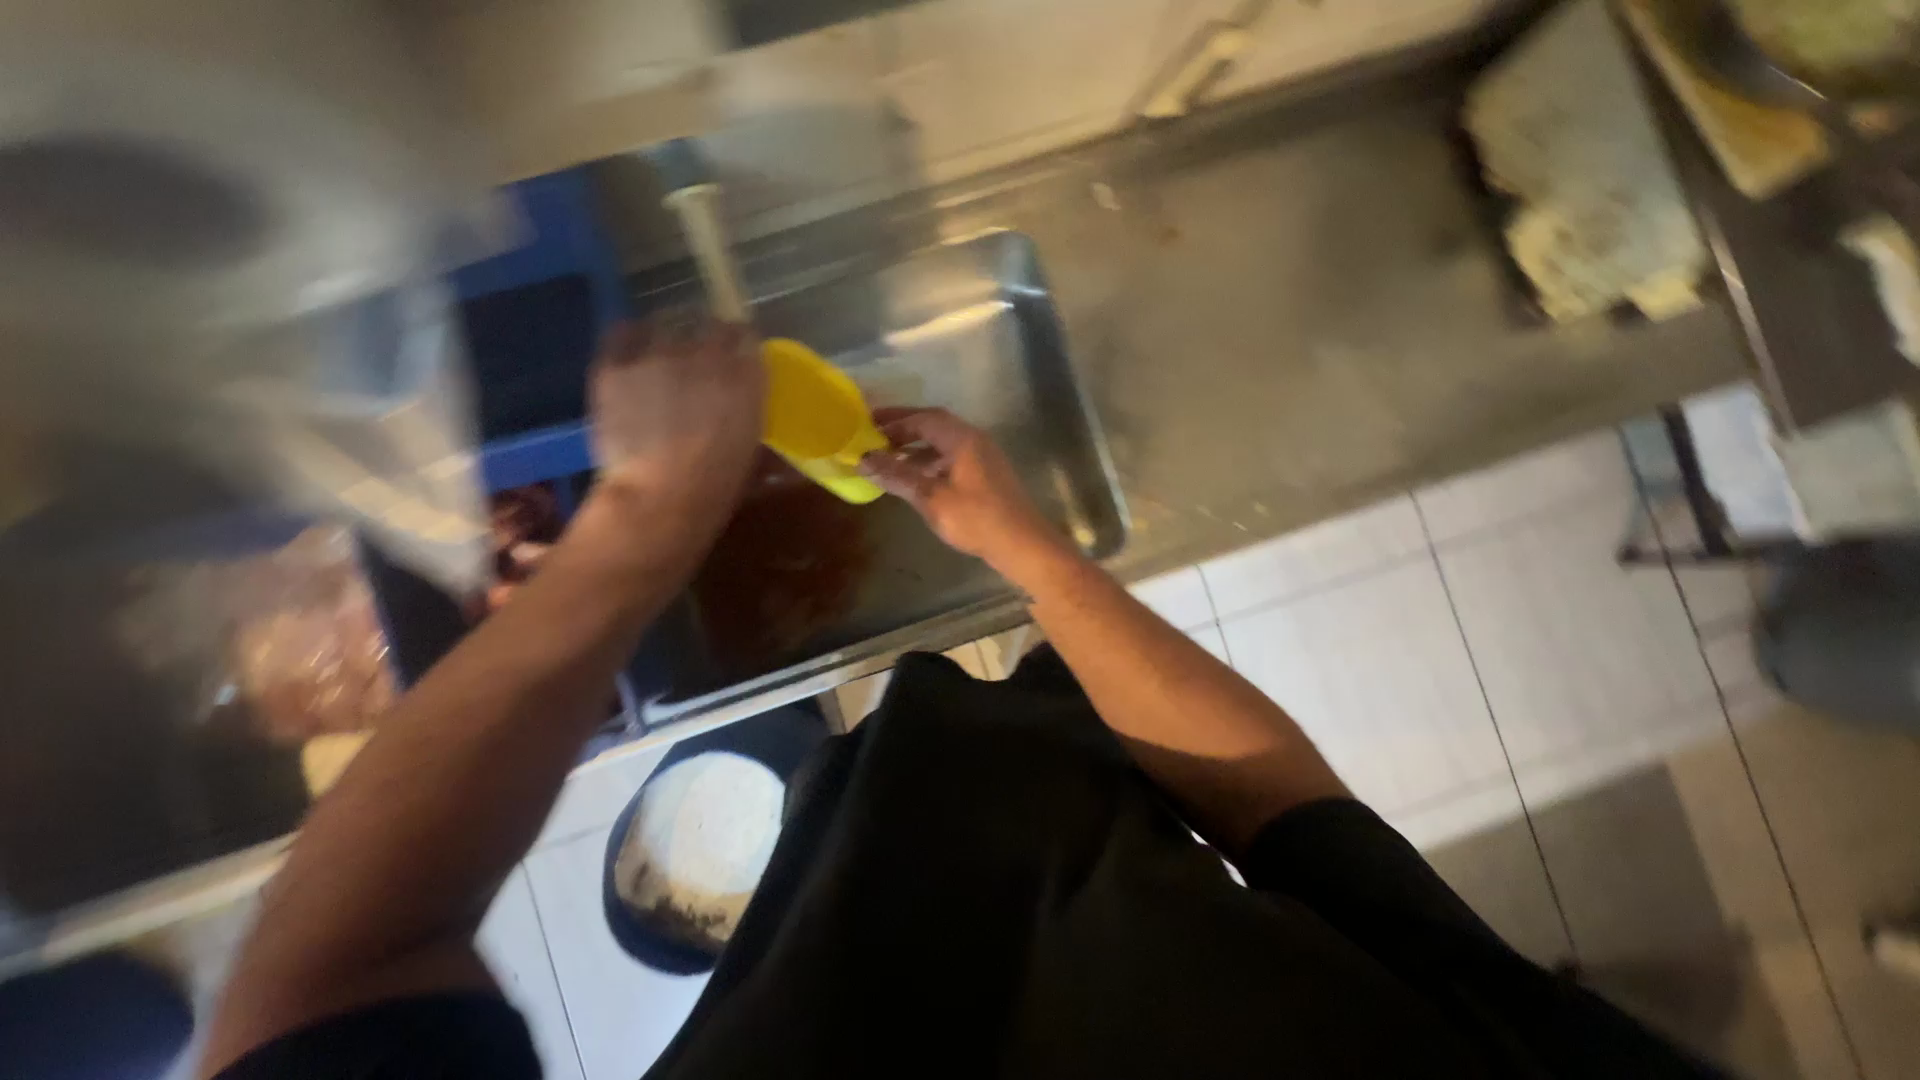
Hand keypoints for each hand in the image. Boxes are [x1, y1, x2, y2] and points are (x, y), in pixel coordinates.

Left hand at [588, 314, 764, 531]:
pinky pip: (621, 334)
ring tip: (659, 357)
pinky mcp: (616, 366)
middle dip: (703, 338)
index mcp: (745, 376)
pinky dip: (628, 339)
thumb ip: (746, 410)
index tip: (732, 355)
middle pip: (706, 324)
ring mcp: (657, 355)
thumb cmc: (716, 484)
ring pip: (663, 325)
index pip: (744, 335)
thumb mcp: (749, 445)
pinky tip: (630, 355)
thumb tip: (738, 402)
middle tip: (695, 360)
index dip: (736, 343)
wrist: (662, 496)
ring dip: (666, 338)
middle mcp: (705, 354)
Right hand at [860, 407, 1074, 575]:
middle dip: (904, 429)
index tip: (868, 425)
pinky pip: (952, 457)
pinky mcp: (987, 475)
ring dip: (916, 447)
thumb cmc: (976, 519)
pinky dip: (930, 462)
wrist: (1022, 544)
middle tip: (875, 436)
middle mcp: (974, 440)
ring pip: (944, 442)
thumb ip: (898, 476)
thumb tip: (864, 459)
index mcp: (962, 438)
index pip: (923, 418)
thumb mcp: (931, 498)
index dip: (894, 420)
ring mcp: (983, 457)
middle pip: (934, 425)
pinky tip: (916, 478)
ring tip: (889, 458)